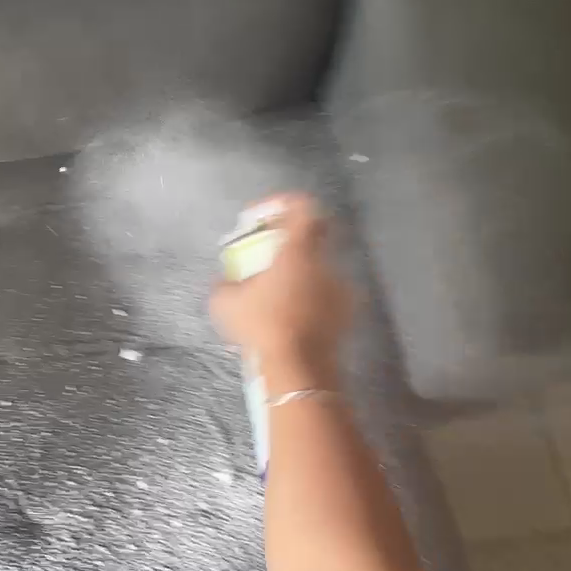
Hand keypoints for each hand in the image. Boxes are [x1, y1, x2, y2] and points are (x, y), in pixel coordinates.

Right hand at [208, 193, 353, 389]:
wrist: (297, 366)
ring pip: (317, 268)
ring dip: (297, 274)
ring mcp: (341, 287)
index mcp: (297, 250)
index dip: (280, 203)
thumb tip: (224, 279)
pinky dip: (307, 298)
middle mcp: (326, 261)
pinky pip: (324, 294)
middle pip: (311, 237)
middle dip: (286, 244)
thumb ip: (224, 283)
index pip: (301, 207)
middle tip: (264, 259)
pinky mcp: (347, 312)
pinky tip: (288, 316)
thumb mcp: (224, 303)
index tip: (259, 216)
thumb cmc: (260, 325)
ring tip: (274, 294)